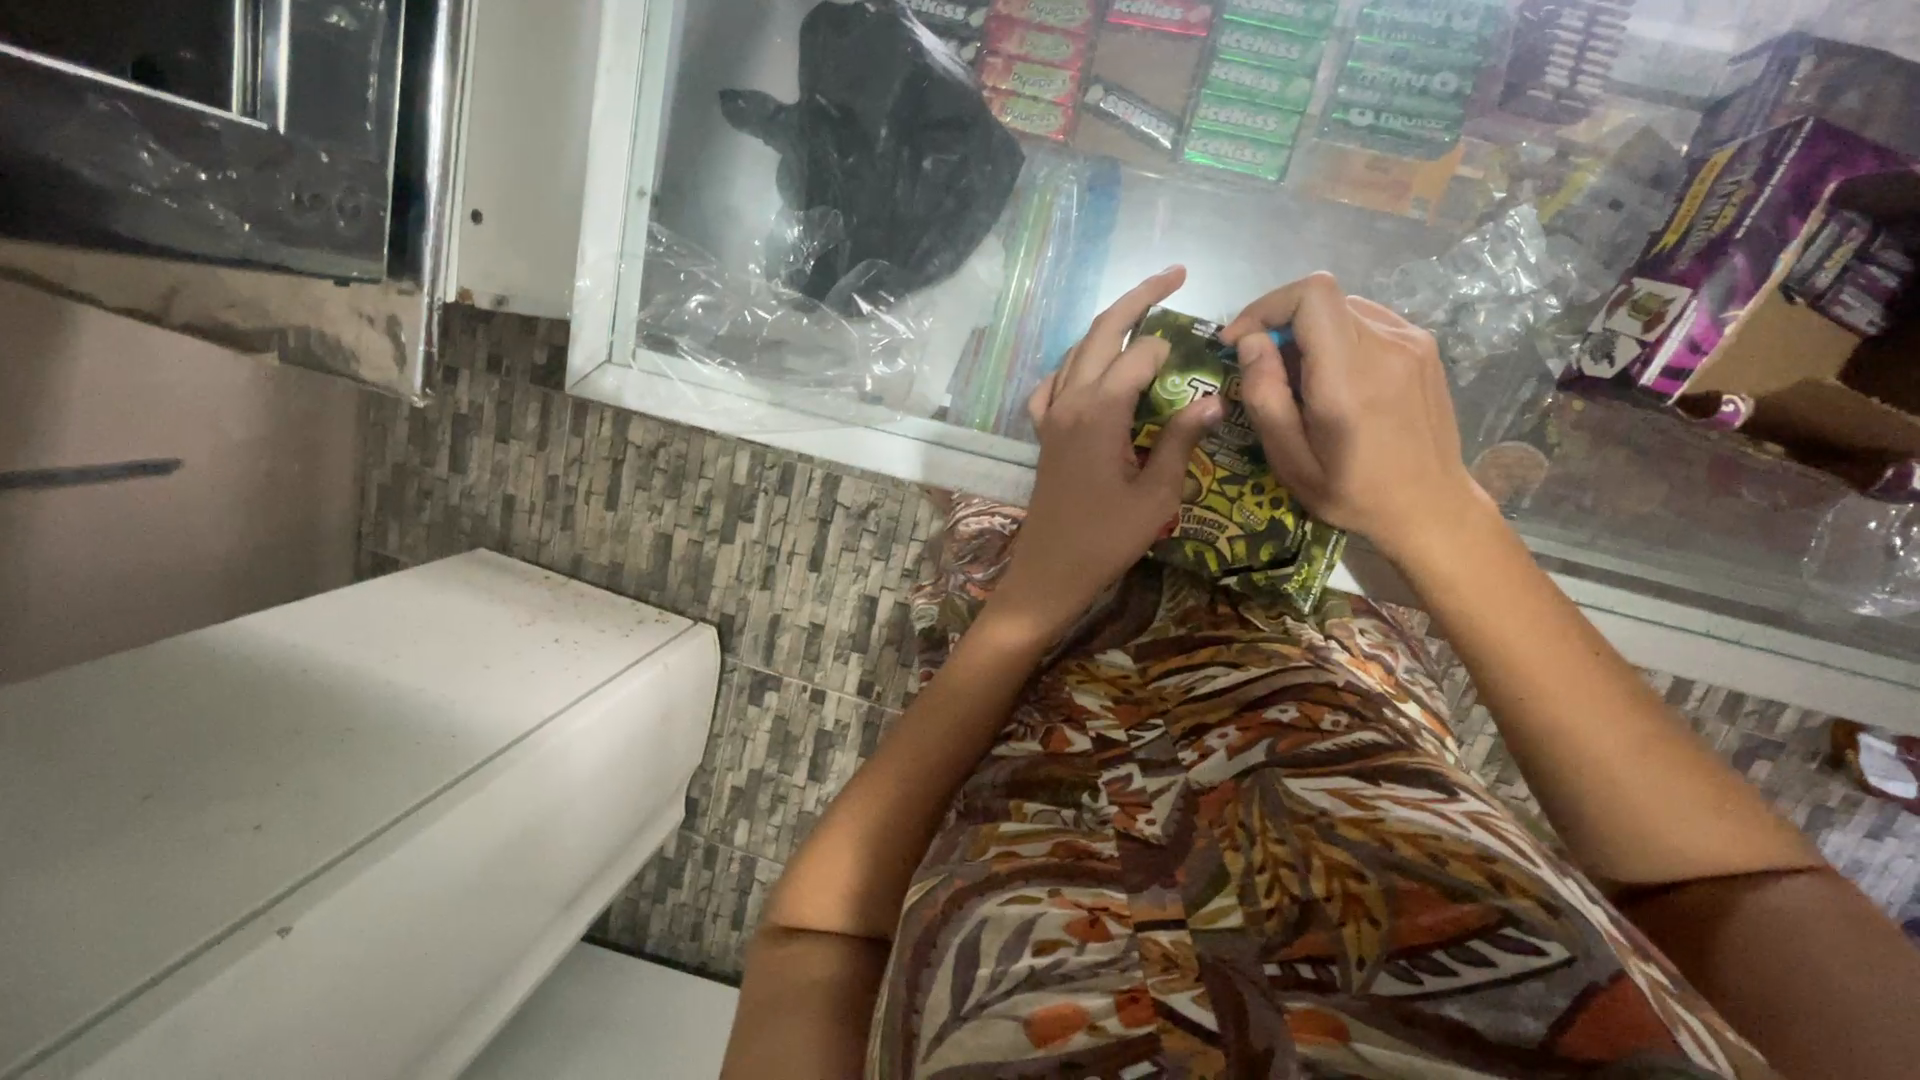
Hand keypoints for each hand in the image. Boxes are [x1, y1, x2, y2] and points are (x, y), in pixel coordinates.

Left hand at [985, 266, 1223, 642]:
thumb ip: (1181, 440)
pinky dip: (1074, 365)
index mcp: (1100, 411)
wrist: (1050, 570)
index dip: (1174, 347)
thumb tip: (1211, 398)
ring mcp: (1051, 414)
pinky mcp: (1043, 432)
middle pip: (1102, 331)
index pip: (1141, 355)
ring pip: (1077, 351)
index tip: (1204, 349)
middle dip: (1138, 297)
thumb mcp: (1157, 495)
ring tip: (1142, 312)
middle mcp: (1070, 401)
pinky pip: (1053, 383)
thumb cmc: (1107, 539)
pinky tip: (1089, 371)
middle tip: (1176, 273)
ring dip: (1108, 326)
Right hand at [1220, 272, 1488, 561]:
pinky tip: (1334, 379)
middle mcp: (1388, 346)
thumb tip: (1250, 342)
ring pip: (1342, 307)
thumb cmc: (1352, 493)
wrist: (1430, 506)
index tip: (1240, 342)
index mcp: (1350, 377)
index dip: (1265, 307)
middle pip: (1321, 298)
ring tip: (1299, 379)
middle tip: (1263, 370)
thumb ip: (1265, 397)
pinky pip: (1366, 321)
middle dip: (1280, 324)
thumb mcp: (1291, 461)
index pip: (1310, 294)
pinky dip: (1336, 338)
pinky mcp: (1423, 346)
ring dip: (1308, 332)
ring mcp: (1412, 342)